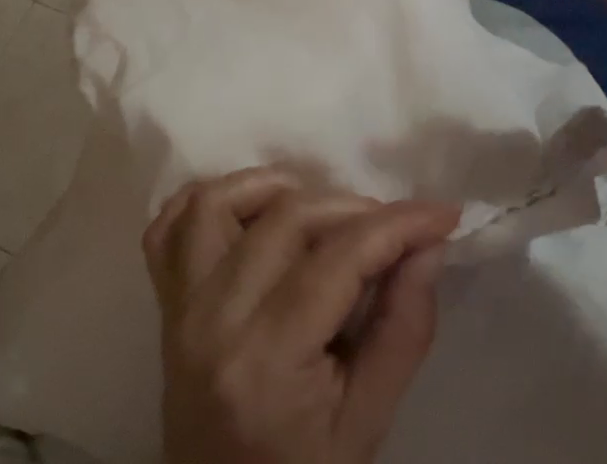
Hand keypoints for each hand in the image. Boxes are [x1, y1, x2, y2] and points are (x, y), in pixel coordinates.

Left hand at [142, 168, 459, 463]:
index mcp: (266, 362)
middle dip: (352, 207)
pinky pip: (169, 226)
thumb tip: (427, 244)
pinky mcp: (164, 303)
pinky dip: (210, 200)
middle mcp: (211, 321)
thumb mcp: (369, 418)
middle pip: (283, 220)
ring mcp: (178, 307)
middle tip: (392, 229)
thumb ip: (404, 329)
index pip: (336, 261)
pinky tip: (252, 211)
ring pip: (217, 204)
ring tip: (321, 211)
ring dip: (275, 189)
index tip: (442, 214)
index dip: (397, 225)